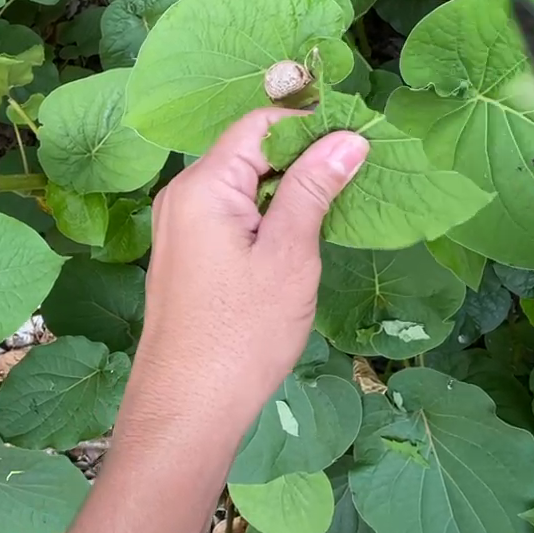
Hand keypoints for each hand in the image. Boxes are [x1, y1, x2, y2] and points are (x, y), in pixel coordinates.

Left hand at [124, 108, 367, 437]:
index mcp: (202, 184)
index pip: (259, 125)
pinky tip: (295, 236)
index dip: (309, 127)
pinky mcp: (185, 251)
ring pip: (240, 183)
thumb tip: (348, 137)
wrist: (187, 408)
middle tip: (352, 179)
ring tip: (331, 208)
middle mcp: (181, 193)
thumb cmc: (242, 333)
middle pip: (247, 151)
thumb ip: (314, 187)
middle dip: (300, 159)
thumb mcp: (289, 254)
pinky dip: (264, 214)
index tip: (355, 144)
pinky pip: (228, 212)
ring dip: (285, 189)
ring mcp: (178, 224)